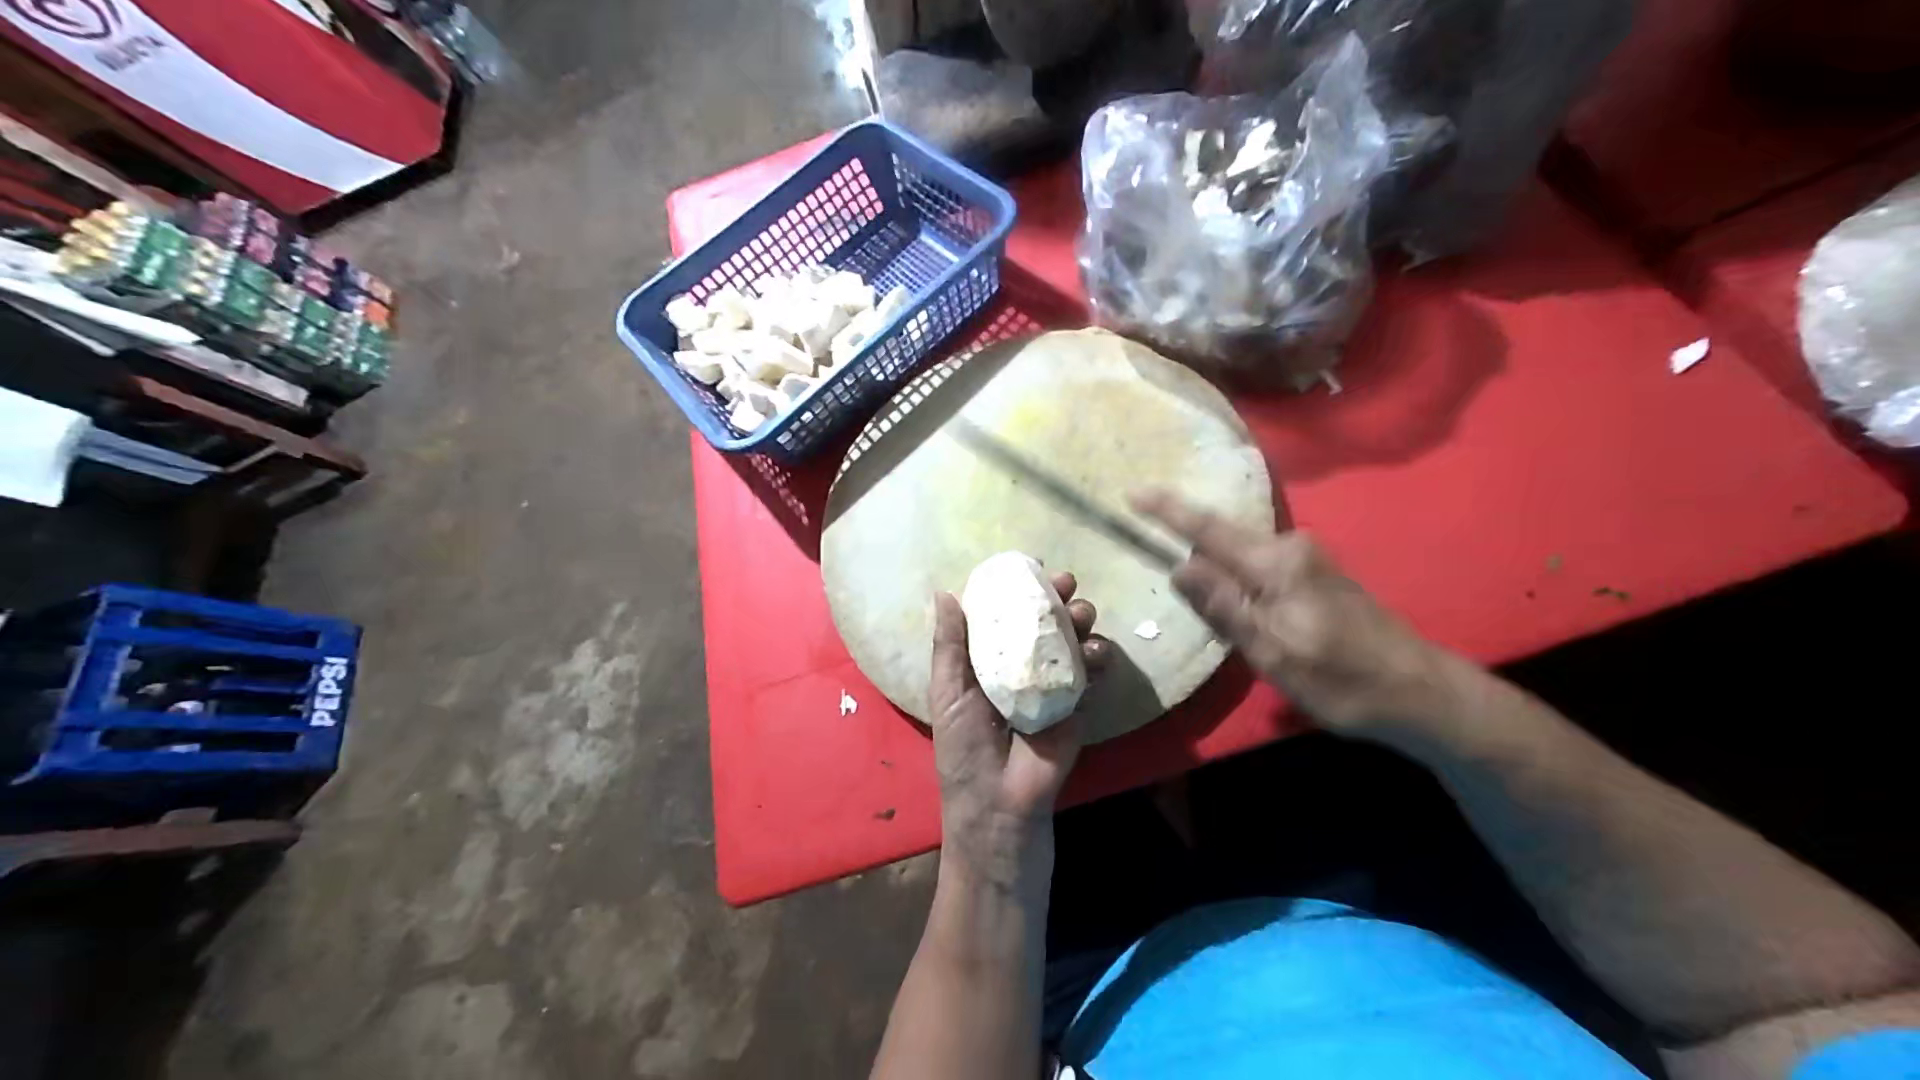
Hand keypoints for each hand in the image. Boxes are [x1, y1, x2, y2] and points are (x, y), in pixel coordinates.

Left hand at [929, 573, 1106, 889]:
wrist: (1002, 816)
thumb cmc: (964, 754)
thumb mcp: (949, 695)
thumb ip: (950, 646)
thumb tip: (944, 592)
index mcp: (984, 666)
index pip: (1004, 619)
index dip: (1018, 592)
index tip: (1034, 568)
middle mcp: (1018, 673)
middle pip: (1041, 626)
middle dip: (1056, 602)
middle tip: (1067, 585)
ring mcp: (1050, 691)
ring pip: (1070, 646)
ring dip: (1081, 625)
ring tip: (1084, 616)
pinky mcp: (1077, 712)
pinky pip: (1091, 677)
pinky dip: (1099, 659)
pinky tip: (1099, 651)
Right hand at [1132, 490, 1453, 738]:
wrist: (1419, 693)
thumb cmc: (1341, 678)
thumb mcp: (1272, 650)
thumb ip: (1224, 606)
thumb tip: (1179, 567)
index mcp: (1276, 563)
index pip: (1208, 529)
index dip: (1168, 511)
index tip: (1133, 493)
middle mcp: (1291, 548)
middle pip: (1222, 539)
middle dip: (1187, 546)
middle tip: (1158, 569)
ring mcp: (1306, 560)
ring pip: (1239, 556)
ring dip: (1212, 570)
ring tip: (1193, 599)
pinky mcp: (1314, 576)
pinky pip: (1257, 567)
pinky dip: (1234, 578)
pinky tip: (1231, 603)